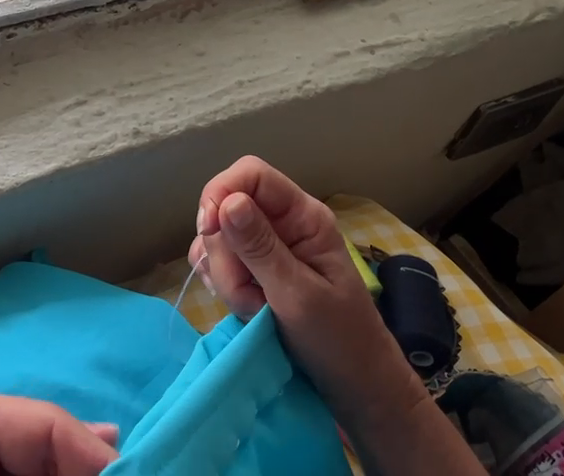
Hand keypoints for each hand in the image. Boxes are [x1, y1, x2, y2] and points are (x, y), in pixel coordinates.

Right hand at [191, 157, 483, 475]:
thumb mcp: (298, 295)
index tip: (208, 229)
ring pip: (217, 238)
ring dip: (225, 276)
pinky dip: (220, 283)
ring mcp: (265, 246)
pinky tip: (241, 306)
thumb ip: (260, 247)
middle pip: (226, 208)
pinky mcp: (251, 269)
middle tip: (248, 296)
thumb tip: (227, 201)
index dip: (222, 192)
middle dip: (226, 254)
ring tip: (254, 309)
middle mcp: (282, 222)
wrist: (355, 389)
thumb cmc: (339, 341)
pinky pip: (216, 259)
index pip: (251, 174)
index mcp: (303, 216)